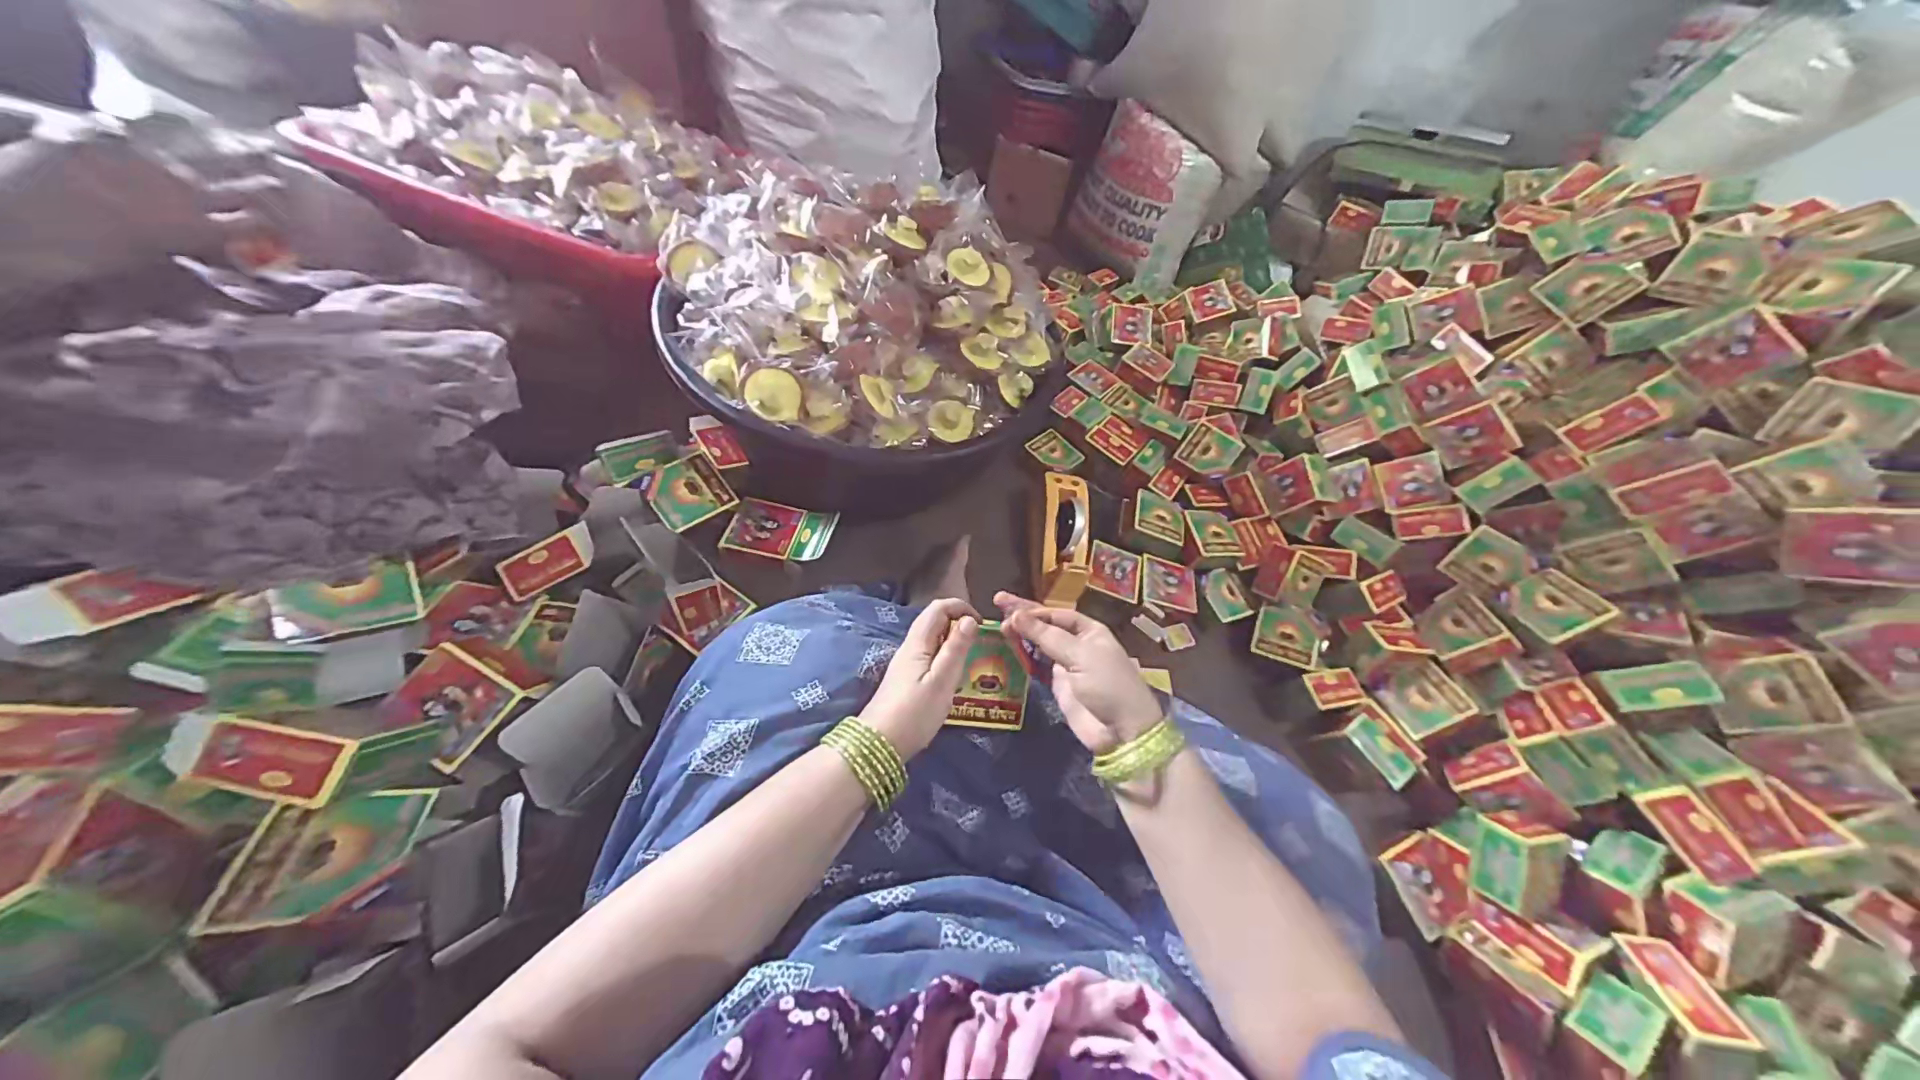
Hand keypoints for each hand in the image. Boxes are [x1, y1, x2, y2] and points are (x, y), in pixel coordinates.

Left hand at [859, 598, 978, 757]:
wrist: (879, 744)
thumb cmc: (914, 713)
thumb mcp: (942, 681)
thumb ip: (956, 649)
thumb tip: (969, 620)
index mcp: (918, 643)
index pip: (938, 608)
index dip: (961, 607)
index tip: (983, 624)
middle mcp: (909, 648)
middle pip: (934, 621)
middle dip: (959, 622)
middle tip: (981, 641)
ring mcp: (906, 664)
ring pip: (932, 639)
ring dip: (953, 640)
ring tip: (972, 658)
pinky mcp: (906, 679)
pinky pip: (929, 656)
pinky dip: (945, 656)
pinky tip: (954, 676)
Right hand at [997, 592, 1163, 753]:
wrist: (1120, 730)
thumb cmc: (1107, 685)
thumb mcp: (1080, 655)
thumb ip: (1046, 636)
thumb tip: (1017, 616)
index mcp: (1089, 631)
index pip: (1055, 614)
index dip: (1033, 609)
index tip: (1008, 606)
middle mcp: (1077, 644)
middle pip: (1045, 626)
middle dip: (1023, 616)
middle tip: (997, 603)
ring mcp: (1066, 665)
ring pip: (1038, 644)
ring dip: (1020, 635)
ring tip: (999, 627)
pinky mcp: (1057, 685)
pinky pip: (1036, 666)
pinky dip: (1022, 657)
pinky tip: (1007, 648)